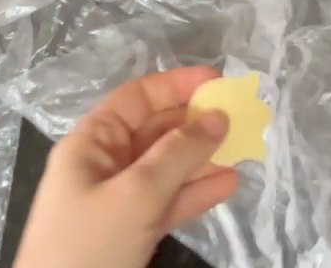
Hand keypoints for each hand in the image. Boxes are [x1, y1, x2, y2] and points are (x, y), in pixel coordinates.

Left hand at [12, 67, 239, 267]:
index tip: (218, 80)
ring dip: (202, 159)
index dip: (177, 85)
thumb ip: (179, 152)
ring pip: (166, 167)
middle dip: (196, 123)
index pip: (138, 98)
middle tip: (240, 119)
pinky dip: (195, 193)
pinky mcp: (128, 234)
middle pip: (155, 130)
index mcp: (91, 143)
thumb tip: (218, 117)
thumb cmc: (89, 249)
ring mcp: (116, 202)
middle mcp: (103, 165)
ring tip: (242, 151)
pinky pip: (167, 201)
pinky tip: (228, 185)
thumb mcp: (136, 195)